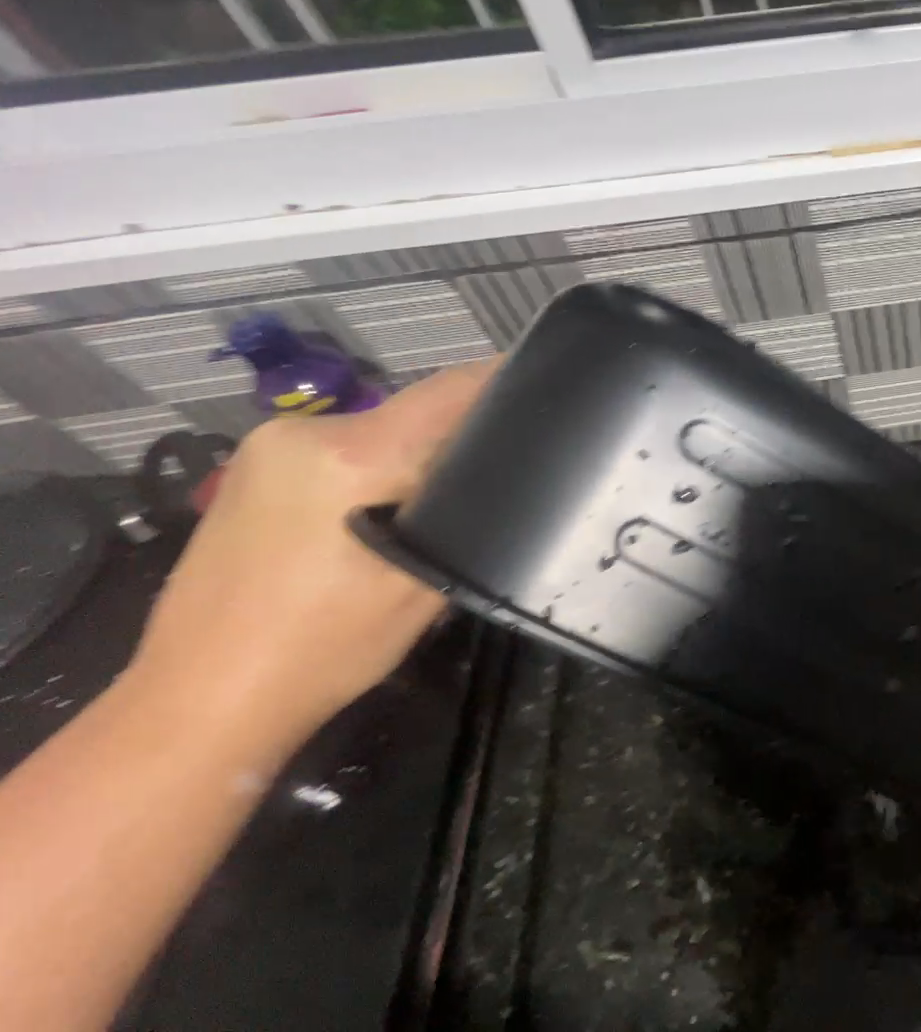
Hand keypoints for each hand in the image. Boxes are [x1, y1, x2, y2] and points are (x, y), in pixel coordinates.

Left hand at [128, 359, 496, 738]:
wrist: (204, 697)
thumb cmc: (326, 647)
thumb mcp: (426, 582)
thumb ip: (468, 513)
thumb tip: (501, 473)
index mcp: (354, 452)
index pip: (456, 389)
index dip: (513, 385)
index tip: (555, 402)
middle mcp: (305, 431)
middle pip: (418, 410)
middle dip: (468, 437)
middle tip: (508, 479)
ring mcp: (269, 447)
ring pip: (381, 431)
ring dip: (422, 457)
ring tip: (447, 509)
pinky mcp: (254, 471)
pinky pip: (345, 451)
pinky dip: (381, 471)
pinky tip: (390, 518)